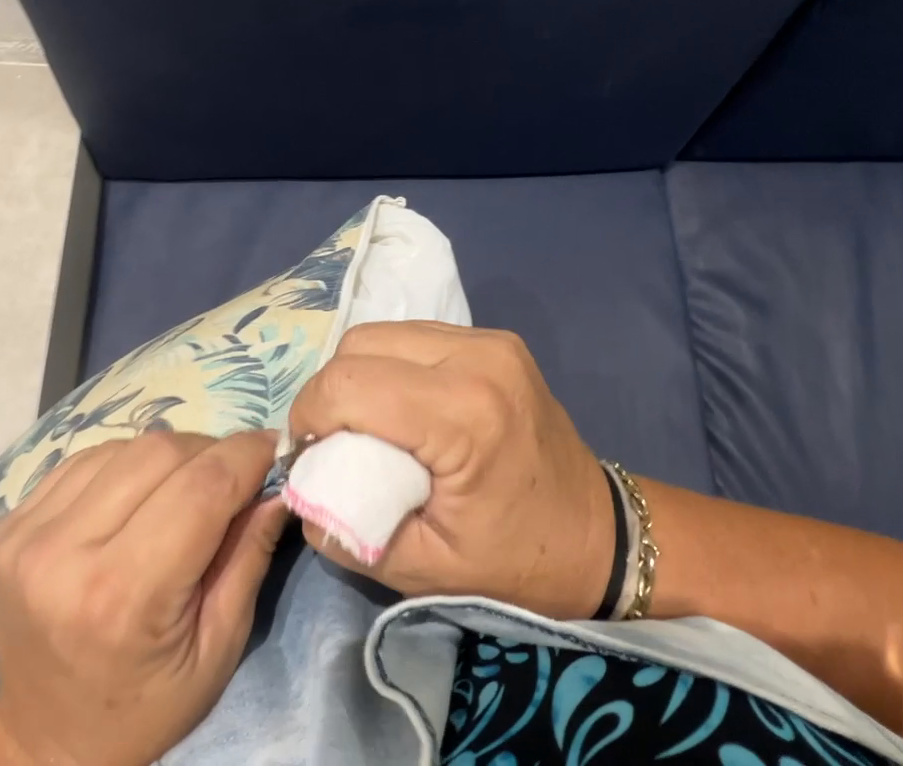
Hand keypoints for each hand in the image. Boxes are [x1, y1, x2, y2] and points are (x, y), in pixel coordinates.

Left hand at [0, 430, 290, 765]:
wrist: (47, 740)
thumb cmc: (146, 707)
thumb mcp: (218, 648)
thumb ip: (249, 557)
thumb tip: (278, 486)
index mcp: (123, 594)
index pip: (202, 487)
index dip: (248, 455)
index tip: (277, 447)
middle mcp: (66, 551)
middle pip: (162, 451)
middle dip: (213, 453)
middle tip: (236, 478)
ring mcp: (30, 532)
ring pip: (125, 446)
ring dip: (171, 454)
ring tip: (188, 488)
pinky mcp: (10, 522)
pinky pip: (88, 459)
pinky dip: (128, 463)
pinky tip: (141, 495)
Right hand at [288, 321, 615, 619]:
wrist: (602, 536)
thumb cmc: (518, 562)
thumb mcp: (422, 568)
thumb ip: (346, 531)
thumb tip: (300, 492)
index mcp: (464, 415)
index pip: (347, 386)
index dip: (309, 418)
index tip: (307, 458)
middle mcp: (477, 358)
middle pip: (359, 346)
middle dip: (329, 395)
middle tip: (332, 444)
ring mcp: (490, 341)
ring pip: (383, 333)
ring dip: (357, 376)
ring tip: (363, 427)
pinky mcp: (494, 340)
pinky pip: (413, 336)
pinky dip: (389, 367)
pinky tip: (398, 409)